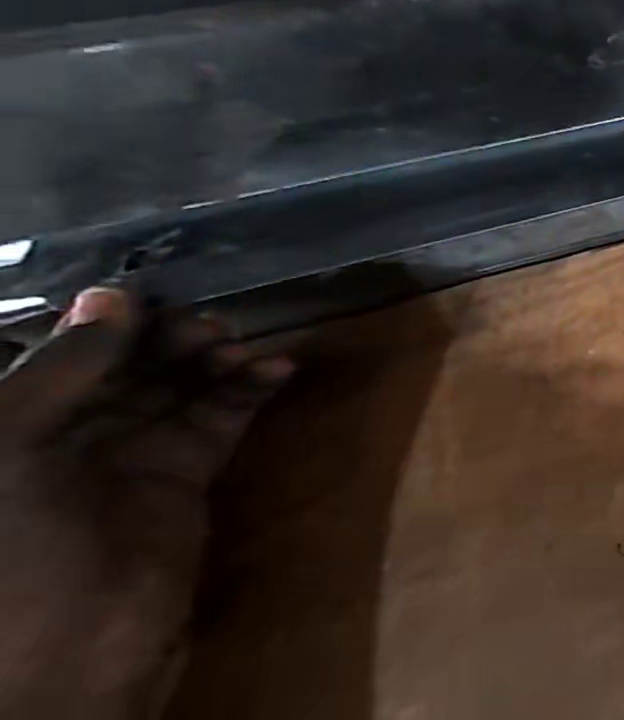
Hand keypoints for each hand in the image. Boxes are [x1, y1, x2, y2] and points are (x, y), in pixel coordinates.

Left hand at [0, 289, 293, 719]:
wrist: (57, 649)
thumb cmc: (1, 545)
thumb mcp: (6, 447)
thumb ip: (61, 372)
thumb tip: (114, 298)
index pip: (45, 362)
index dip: (94, 327)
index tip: (147, 295)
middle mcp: (48, 443)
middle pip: (116, 373)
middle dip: (163, 342)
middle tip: (211, 321)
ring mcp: (117, 462)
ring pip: (173, 392)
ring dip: (213, 362)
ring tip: (243, 343)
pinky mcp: (180, 477)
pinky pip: (218, 421)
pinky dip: (249, 391)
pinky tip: (275, 370)